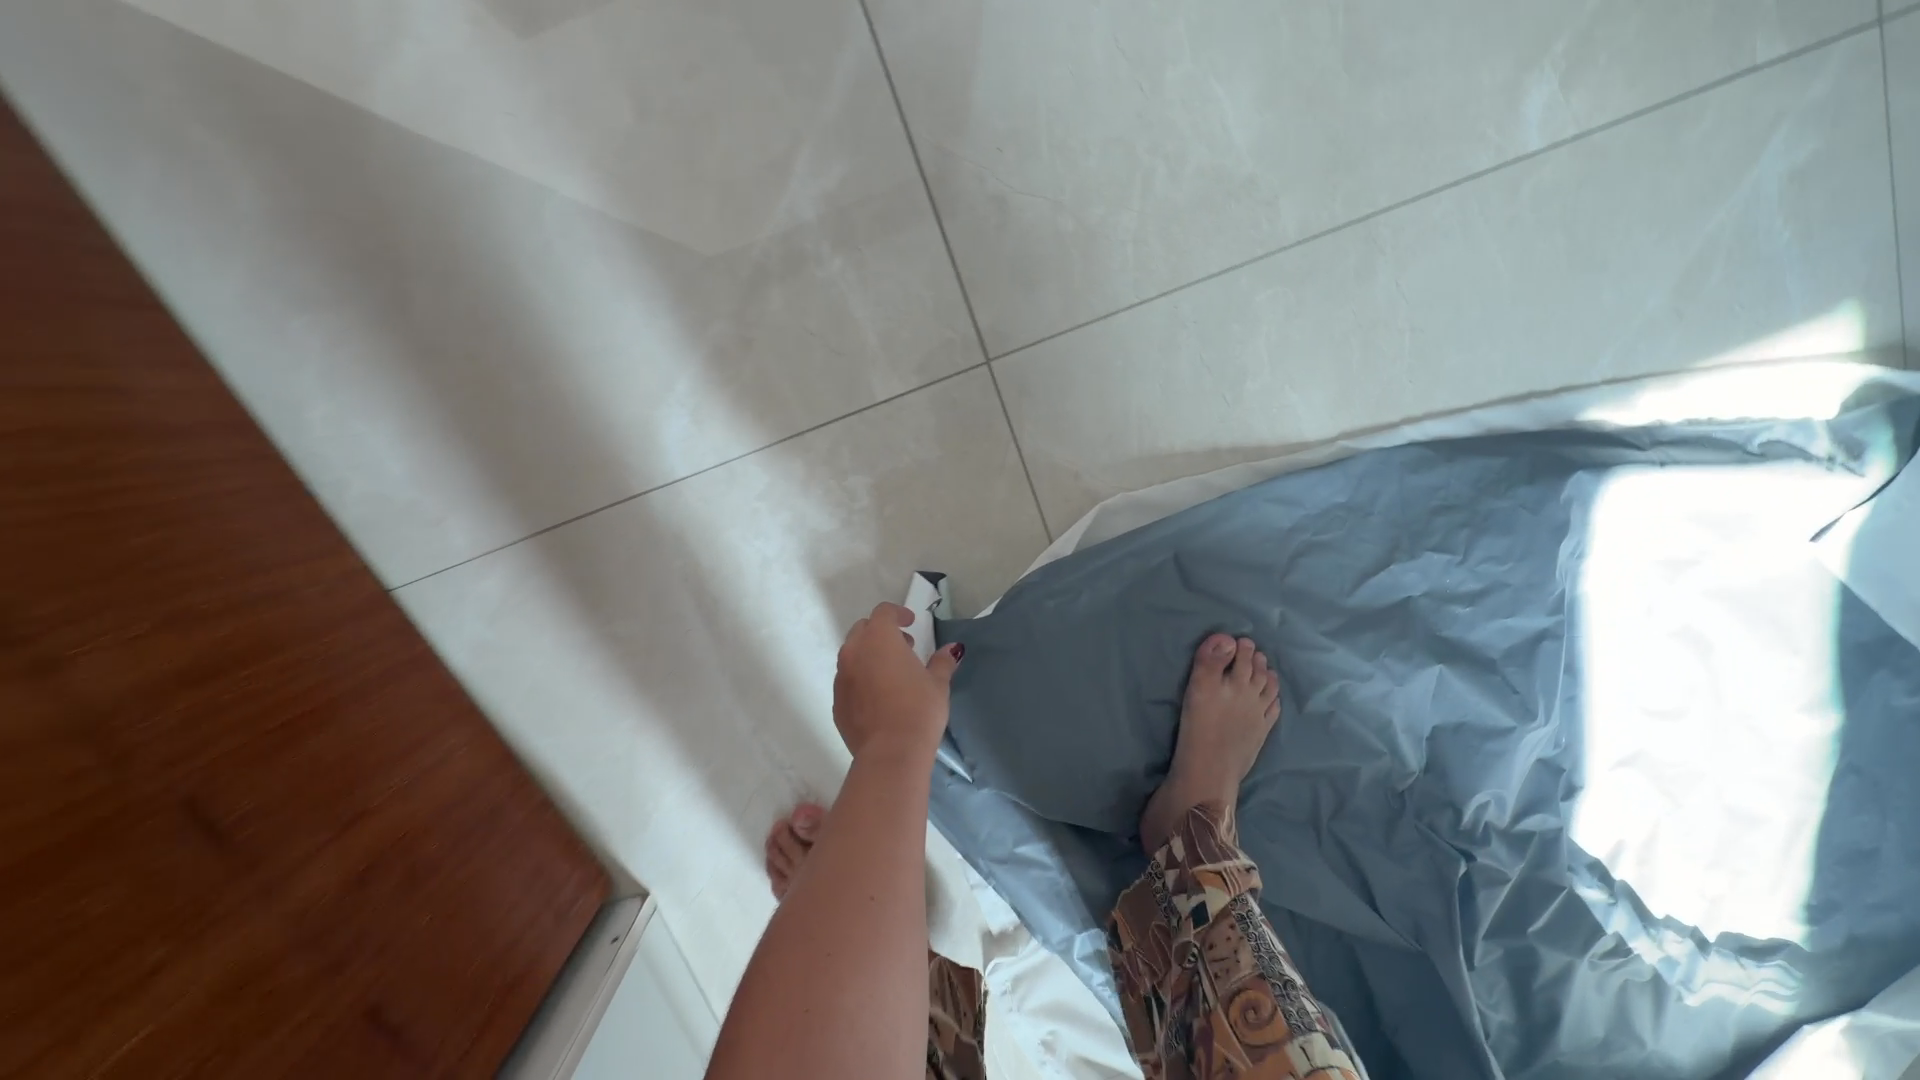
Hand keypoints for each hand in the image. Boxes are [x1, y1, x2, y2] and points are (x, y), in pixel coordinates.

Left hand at [832, 602, 961, 761]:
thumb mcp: (937, 683)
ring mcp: (841, 678)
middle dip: (882, 633)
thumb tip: (952, 649)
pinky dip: (861, 679)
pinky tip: (879, 698)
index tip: (911, 622)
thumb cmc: (918, 710)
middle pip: (863, 630)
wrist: (890, 753)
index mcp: (879, 639)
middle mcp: (854, 652)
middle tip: (904, 647)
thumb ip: (942, 661)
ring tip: (891, 673)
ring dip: (869, 655)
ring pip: (852, 655)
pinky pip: (848, 680)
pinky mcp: (837, 702)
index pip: (884, 612)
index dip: (898, 613)